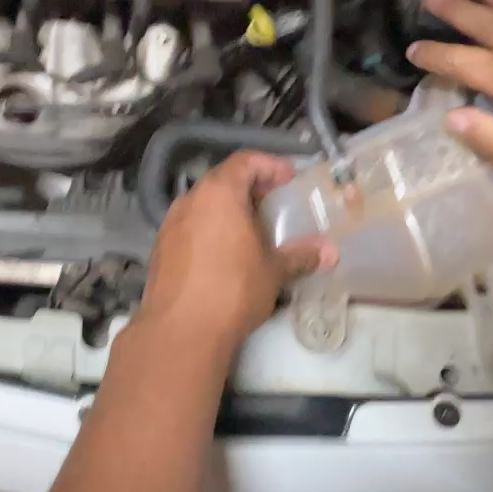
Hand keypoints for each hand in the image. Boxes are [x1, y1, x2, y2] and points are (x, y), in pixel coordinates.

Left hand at [136, 151, 334, 353]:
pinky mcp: (160, 248)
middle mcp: (189, 200)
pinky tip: (226, 254)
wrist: (180, 331)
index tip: (289, 180)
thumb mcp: (274, 271)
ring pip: (204, 204)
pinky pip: (190, 226)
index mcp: (218, 192)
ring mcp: (170, 224)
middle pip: (223, 180)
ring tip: (253, 231)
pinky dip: (210, 229)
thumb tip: (332, 251)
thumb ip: (301, 255)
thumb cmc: (232, 290)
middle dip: (250, 188)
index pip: (245, 160)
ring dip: (229, 210)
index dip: (270, 166)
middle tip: (275, 205)